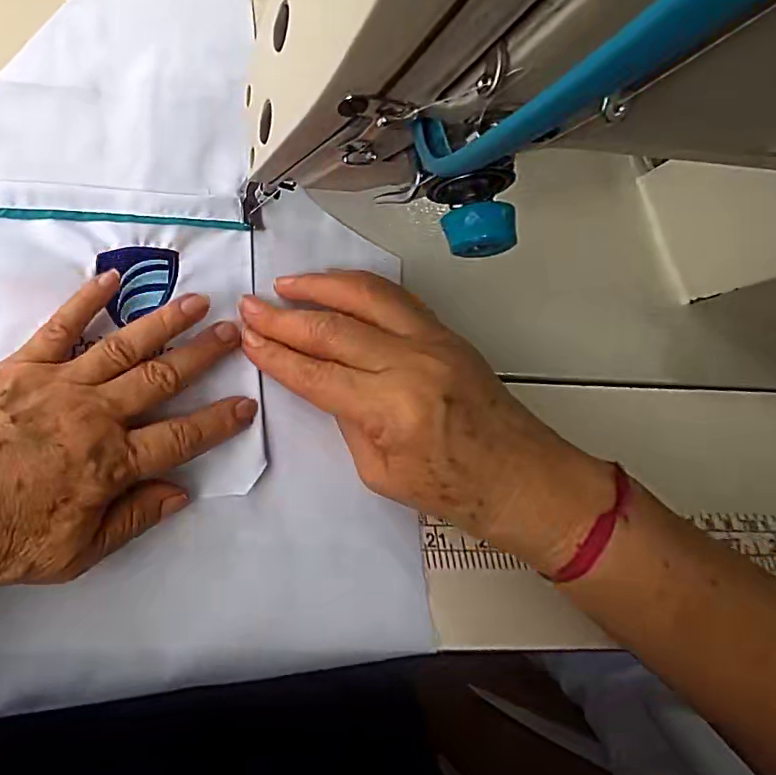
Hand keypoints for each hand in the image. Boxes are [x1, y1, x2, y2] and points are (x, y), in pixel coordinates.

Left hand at [0, 270, 257, 613]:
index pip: (181, 438)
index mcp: (110, 466)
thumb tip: (181, 492)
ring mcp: (58, 384)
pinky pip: (62, 325)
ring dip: (163, 321)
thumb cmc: (0, 539)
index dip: (218, 421)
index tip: (246, 402)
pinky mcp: (22, 364)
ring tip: (196, 302)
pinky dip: (87, 299)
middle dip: (201, 355)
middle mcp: (93, 416)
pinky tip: (111, 278)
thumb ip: (131, 520)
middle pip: (160, 379)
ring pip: (123, 345)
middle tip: (232, 333)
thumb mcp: (74, 554)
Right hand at [237, 270, 611, 574]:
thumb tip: (319, 379)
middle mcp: (412, 366)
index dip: (274, 354)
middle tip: (249, 305)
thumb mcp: (377, 470)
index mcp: (390, 409)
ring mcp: (434, 344)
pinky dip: (357, 286)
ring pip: (365, 298)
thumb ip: (345, 418)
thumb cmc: (453, 490)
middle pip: (331, 329)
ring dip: (319, 287)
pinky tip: (332, 284)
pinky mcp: (447, 335)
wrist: (530, 481)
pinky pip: (394, 298)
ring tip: (285, 284)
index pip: (314, 372)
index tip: (245, 338)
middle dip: (282, 317)